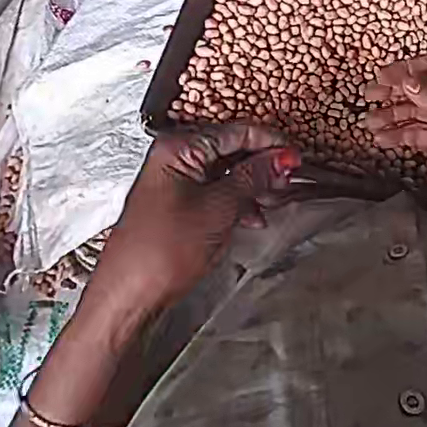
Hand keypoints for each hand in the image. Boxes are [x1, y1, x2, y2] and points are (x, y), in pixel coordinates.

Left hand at [93, 123, 298, 309]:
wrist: (130, 294)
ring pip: (226, 172)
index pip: (236, 132)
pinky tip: (253, 217)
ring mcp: (174, 182)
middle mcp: (173, 158)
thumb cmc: (162, 251)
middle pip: (231, 149)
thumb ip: (255, 177)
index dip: (270, 143)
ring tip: (273, 200)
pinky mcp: (177, 204)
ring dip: (253, 185)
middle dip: (262, 165)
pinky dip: (238, 200)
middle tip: (287, 179)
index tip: (296, 157)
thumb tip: (282, 158)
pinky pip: (216, 191)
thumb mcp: (221, 207)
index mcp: (178, 148)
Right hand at [359, 55, 426, 209]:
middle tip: (369, 95)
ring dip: (391, 115)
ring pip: (414, 113)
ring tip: (369, 122)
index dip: (408, 70)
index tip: (385, 77)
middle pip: (419, 89)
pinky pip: (417, 135)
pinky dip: (399, 136)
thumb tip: (409, 81)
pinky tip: (383, 139)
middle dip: (393, 91)